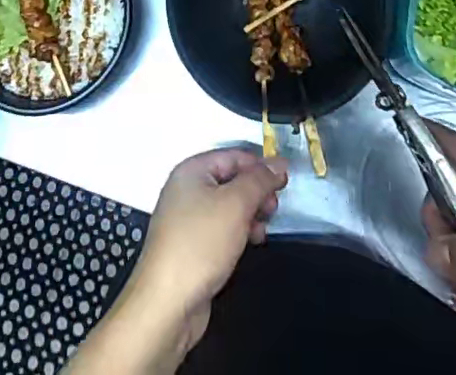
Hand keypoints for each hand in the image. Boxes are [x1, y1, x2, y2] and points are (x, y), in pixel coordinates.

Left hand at [67, 149, 287, 374]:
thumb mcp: (235, 205)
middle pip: (231, 179)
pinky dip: (239, 229)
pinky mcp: (193, 242)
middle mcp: (187, 188)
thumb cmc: (200, 244)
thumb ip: (259, 180)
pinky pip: (222, 226)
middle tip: (273, 207)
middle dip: (256, 191)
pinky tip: (251, 241)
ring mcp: (188, 216)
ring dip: (250, 212)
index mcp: (192, 170)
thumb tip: (279, 163)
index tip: (285, 180)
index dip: (260, 165)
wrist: (170, 300)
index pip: (233, 156)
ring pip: (229, 204)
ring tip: (263, 227)